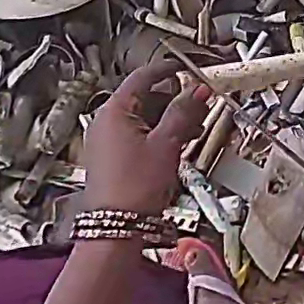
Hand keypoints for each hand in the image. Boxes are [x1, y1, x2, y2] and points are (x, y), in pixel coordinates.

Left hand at [80, 63, 211, 214]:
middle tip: (199, 103)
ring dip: (170, 118)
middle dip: (174, 99)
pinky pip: (138, 135)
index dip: (170, 70)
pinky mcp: (112, 159)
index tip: (189, 69)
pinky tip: (178, 144)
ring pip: (143, 117)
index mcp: (113, 111)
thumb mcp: (167, 143)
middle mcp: (105, 123)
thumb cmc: (134, 188)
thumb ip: (184, 111)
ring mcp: (106, 142)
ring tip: (194, 126)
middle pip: (144, 97)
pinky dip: (159, 134)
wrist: (115, 234)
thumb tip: (199, 89)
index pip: (143, 76)